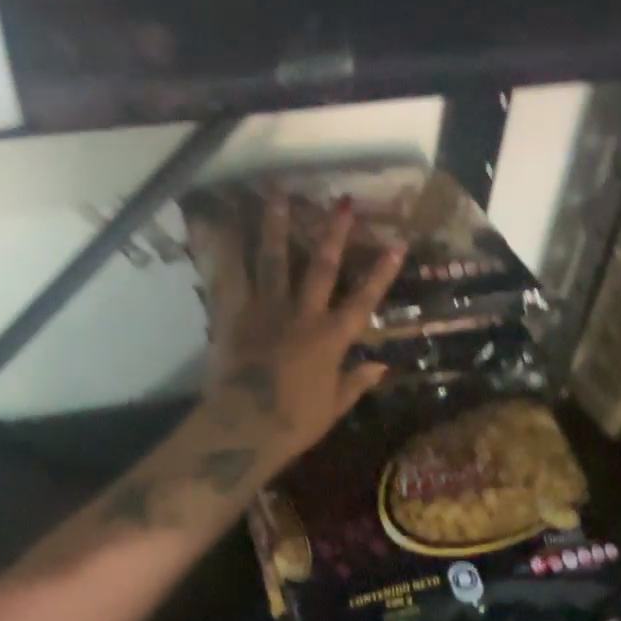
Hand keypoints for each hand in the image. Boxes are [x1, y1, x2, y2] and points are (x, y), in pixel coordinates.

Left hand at [191, 195, 404, 460]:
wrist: (244, 426)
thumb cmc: (293, 424)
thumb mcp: (332, 408)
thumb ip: (355, 383)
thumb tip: (381, 366)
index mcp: (331, 339)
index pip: (363, 301)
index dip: (381, 272)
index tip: (397, 243)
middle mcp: (302, 316)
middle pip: (320, 268)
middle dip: (334, 233)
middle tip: (341, 201)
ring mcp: (266, 312)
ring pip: (274, 261)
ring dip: (277, 226)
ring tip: (278, 194)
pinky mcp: (235, 317)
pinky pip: (232, 280)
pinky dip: (227, 255)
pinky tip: (223, 228)